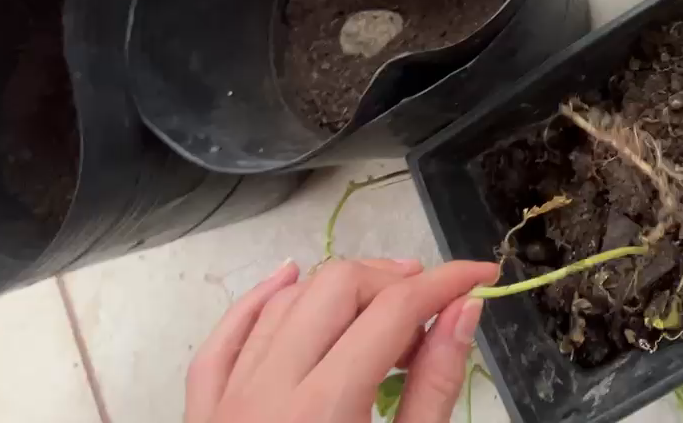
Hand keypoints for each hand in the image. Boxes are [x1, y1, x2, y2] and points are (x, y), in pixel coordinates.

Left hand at [186, 258, 498, 422]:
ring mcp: (221, 407)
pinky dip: (259, 302)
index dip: (447, 279)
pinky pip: (222, 341)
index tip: (483, 273)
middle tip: (432, 314)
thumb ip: (435, 385)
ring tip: (386, 309)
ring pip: (286, 301)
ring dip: (344, 287)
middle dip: (397, 281)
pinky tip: (288, 279)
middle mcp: (263, 396)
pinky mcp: (198, 421)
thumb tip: (465, 309)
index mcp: (319, 414)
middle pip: (339, 286)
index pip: (395, 309)